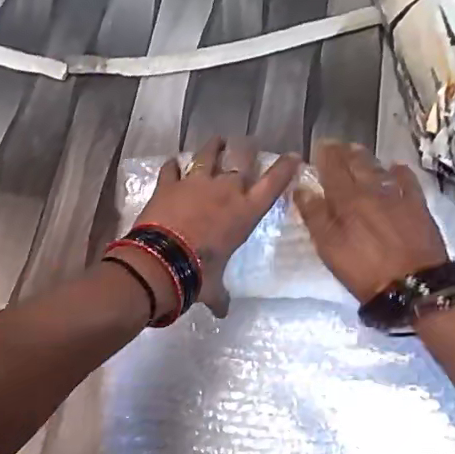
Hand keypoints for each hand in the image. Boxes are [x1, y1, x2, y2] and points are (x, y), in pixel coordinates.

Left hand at [122, 137, 299, 317]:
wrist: (162, 261)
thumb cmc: (198, 275)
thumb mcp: (214, 288)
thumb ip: (220, 297)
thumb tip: (222, 313)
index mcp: (245, 213)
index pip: (273, 183)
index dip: (285, 167)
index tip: (292, 156)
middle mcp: (225, 190)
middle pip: (243, 156)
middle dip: (247, 146)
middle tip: (248, 142)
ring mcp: (196, 183)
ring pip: (208, 154)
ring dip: (213, 146)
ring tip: (217, 141)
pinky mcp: (169, 184)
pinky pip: (171, 168)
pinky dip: (172, 165)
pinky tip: (172, 163)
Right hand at [296, 139, 449, 302]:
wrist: (413, 284)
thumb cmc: (363, 271)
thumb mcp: (330, 249)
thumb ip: (315, 218)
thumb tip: (303, 190)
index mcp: (347, 201)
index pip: (333, 171)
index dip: (326, 157)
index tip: (320, 145)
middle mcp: (372, 192)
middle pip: (357, 166)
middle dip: (345, 153)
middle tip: (338, 144)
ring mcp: (398, 197)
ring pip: (380, 170)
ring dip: (367, 159)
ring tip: (358, 150)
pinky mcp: (418, 207)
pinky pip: (407, 181)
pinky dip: (399, 172)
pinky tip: (396, 167)